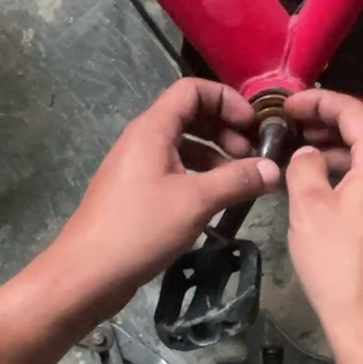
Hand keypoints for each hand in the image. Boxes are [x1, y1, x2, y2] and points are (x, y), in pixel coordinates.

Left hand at [47, 79, 280, 316]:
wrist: (88, 272)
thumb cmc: (141, 228)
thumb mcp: (196, 201)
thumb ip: (237, 181)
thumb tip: (274, 169)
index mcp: (152, 129)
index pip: (192, 90)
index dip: (227, 100)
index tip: (253, 127)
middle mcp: (143, 140)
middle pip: (190, 117)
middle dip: (225, 131)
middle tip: (252, 158)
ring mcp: (137, 168)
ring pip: (183, 148)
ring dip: (215, 158)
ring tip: (240, 184)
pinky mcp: (136, 194)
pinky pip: (174, 173)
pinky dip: (199, 179)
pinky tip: (216, 204)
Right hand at [283, 90, 362, 347]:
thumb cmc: (337, 264)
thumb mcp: (307, 208)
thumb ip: (304, 167)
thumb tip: (307, 154)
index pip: (354, 111)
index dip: (319, 101)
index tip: (289, 106)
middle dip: (341, 114)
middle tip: (305, 122)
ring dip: (348, 141)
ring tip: (309, 149)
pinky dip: (357, 166)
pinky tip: (327, 180)